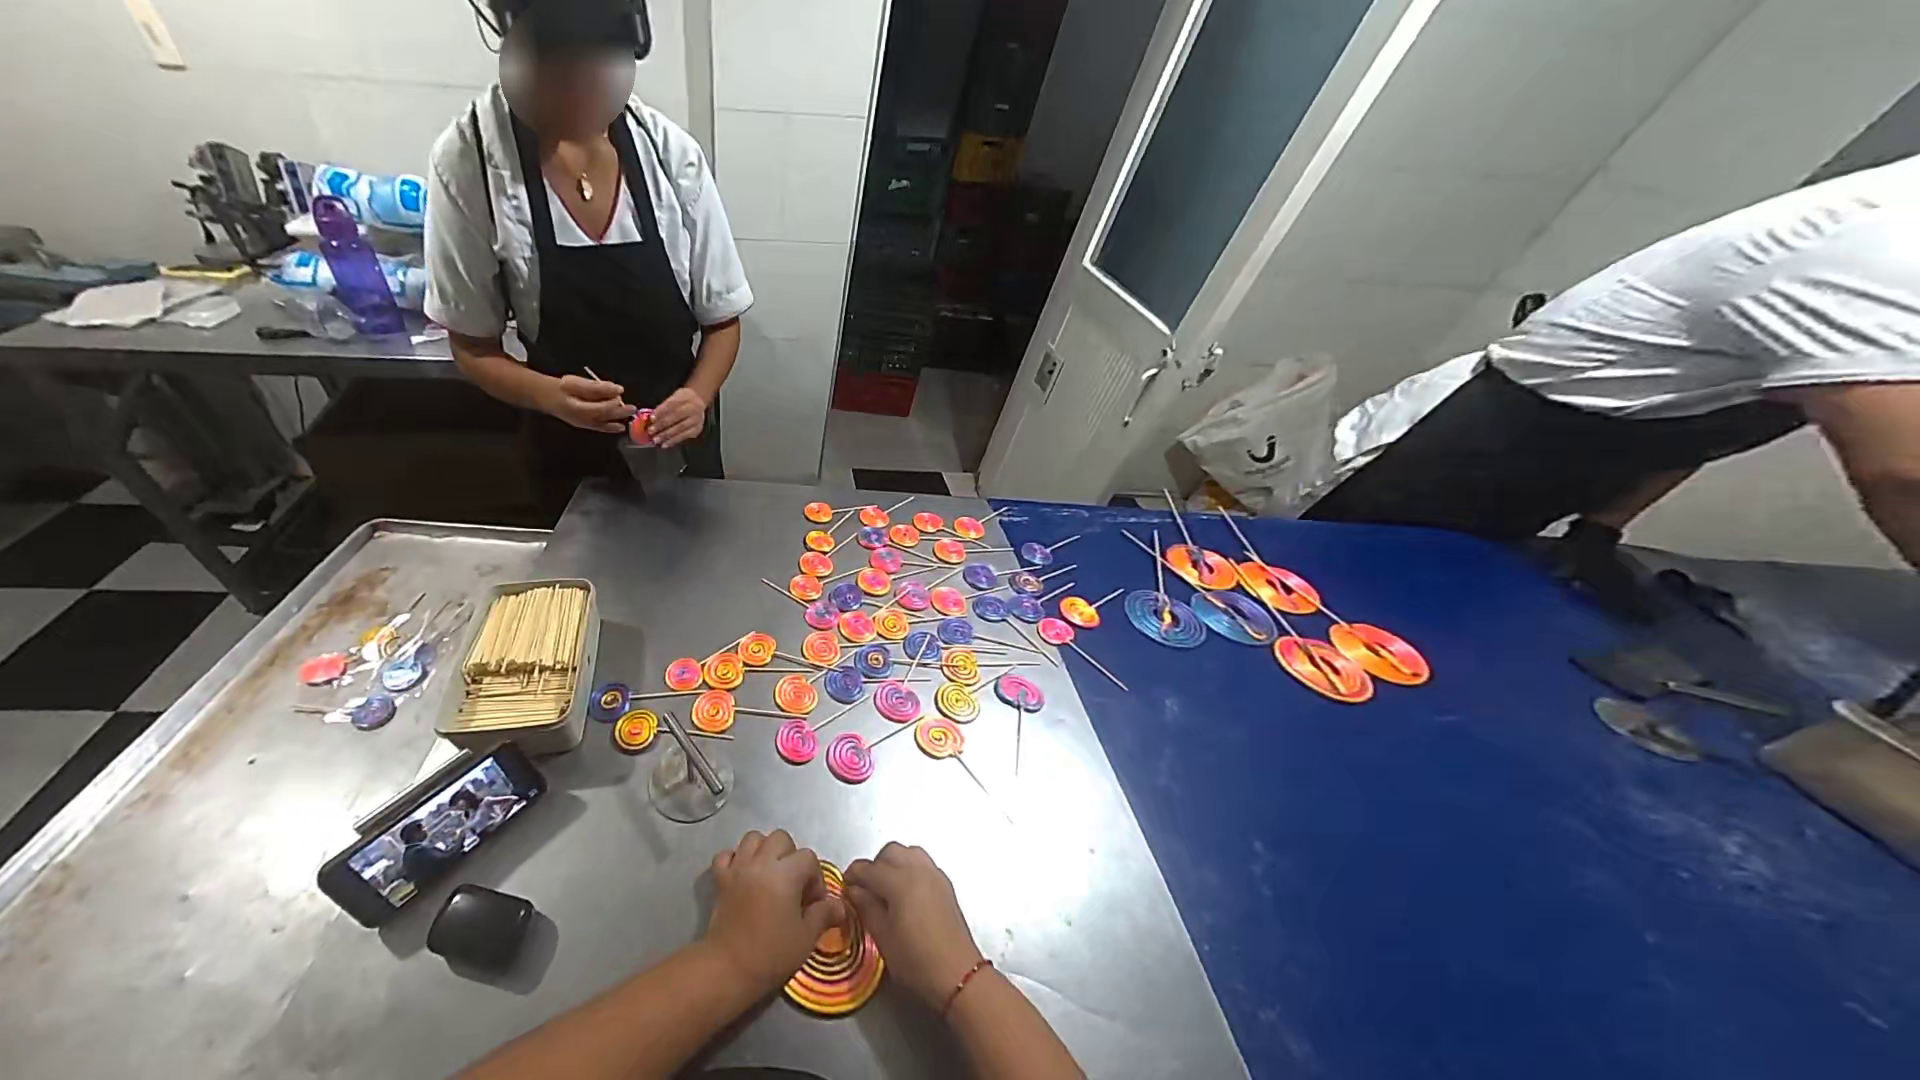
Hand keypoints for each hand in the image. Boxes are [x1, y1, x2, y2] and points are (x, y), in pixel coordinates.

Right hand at [543, 374, 634, 432]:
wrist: (545, 397)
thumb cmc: (561, 387)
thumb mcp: (575, 382)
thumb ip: (596, 387)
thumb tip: (618, 389)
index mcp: (577, 408)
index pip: (600, 409)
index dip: (612, 403)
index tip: (620, 393)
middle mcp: (581, 419)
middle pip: (604, 417)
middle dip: (620, 412)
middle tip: (632, 407)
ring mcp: (583, 424)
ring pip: (604, 424)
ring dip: (617, 419)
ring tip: (629, 414)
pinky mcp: (585, 425)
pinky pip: (600, 428)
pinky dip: (611, 427)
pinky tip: (620, 426)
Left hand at [650, 386, 708, 447]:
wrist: (699, 400)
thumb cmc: (683, 399)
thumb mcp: (674, 397)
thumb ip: (664, 407)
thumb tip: (652, 418)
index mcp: (685, 398)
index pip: (671, 406)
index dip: (661, 413)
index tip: (651, 419)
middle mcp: (693, 409)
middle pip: (676, 418)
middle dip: (662, 425)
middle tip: (651, 431)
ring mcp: (696, 420)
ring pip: (680, 429)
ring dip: (667, 435)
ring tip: (657, 440)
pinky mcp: (697, 429)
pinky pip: (684, 436)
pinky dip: (674, 441)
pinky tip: (666, 444)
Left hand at [705, 829, 844, 995]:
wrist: (726, 972)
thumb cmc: (770, 955)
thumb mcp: (806, 937)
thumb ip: (824, 915)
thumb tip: (838, 907)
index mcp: (786, 874)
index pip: (808, 858)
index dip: (815, 878)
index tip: (813, 904)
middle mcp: (762, 863)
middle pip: (781, 839)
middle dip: (791, 856)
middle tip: (793, 884)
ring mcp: (738, 870)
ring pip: (753, 839)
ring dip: (764, 850)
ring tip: (769, 873)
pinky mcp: (720, 881)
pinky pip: (725, 856)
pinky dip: (734, 859)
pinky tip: (743, 875)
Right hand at [844, 843, 982, 1009]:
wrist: (958, 973)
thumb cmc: (916, 961)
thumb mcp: (883, 938)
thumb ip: (866, 908)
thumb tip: (855, 891)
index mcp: (899, 882)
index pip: (868, 867)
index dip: (852, 874)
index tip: (845, 885)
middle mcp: (918, 870)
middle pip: (890, 851)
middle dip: (874, 865)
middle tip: (865, 887)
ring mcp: (934, 874)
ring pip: (909, 852)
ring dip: (894, 863)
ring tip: (885, 888)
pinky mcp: (945, 883)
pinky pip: (923, 863)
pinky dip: (910, 868)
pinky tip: (906, 893)